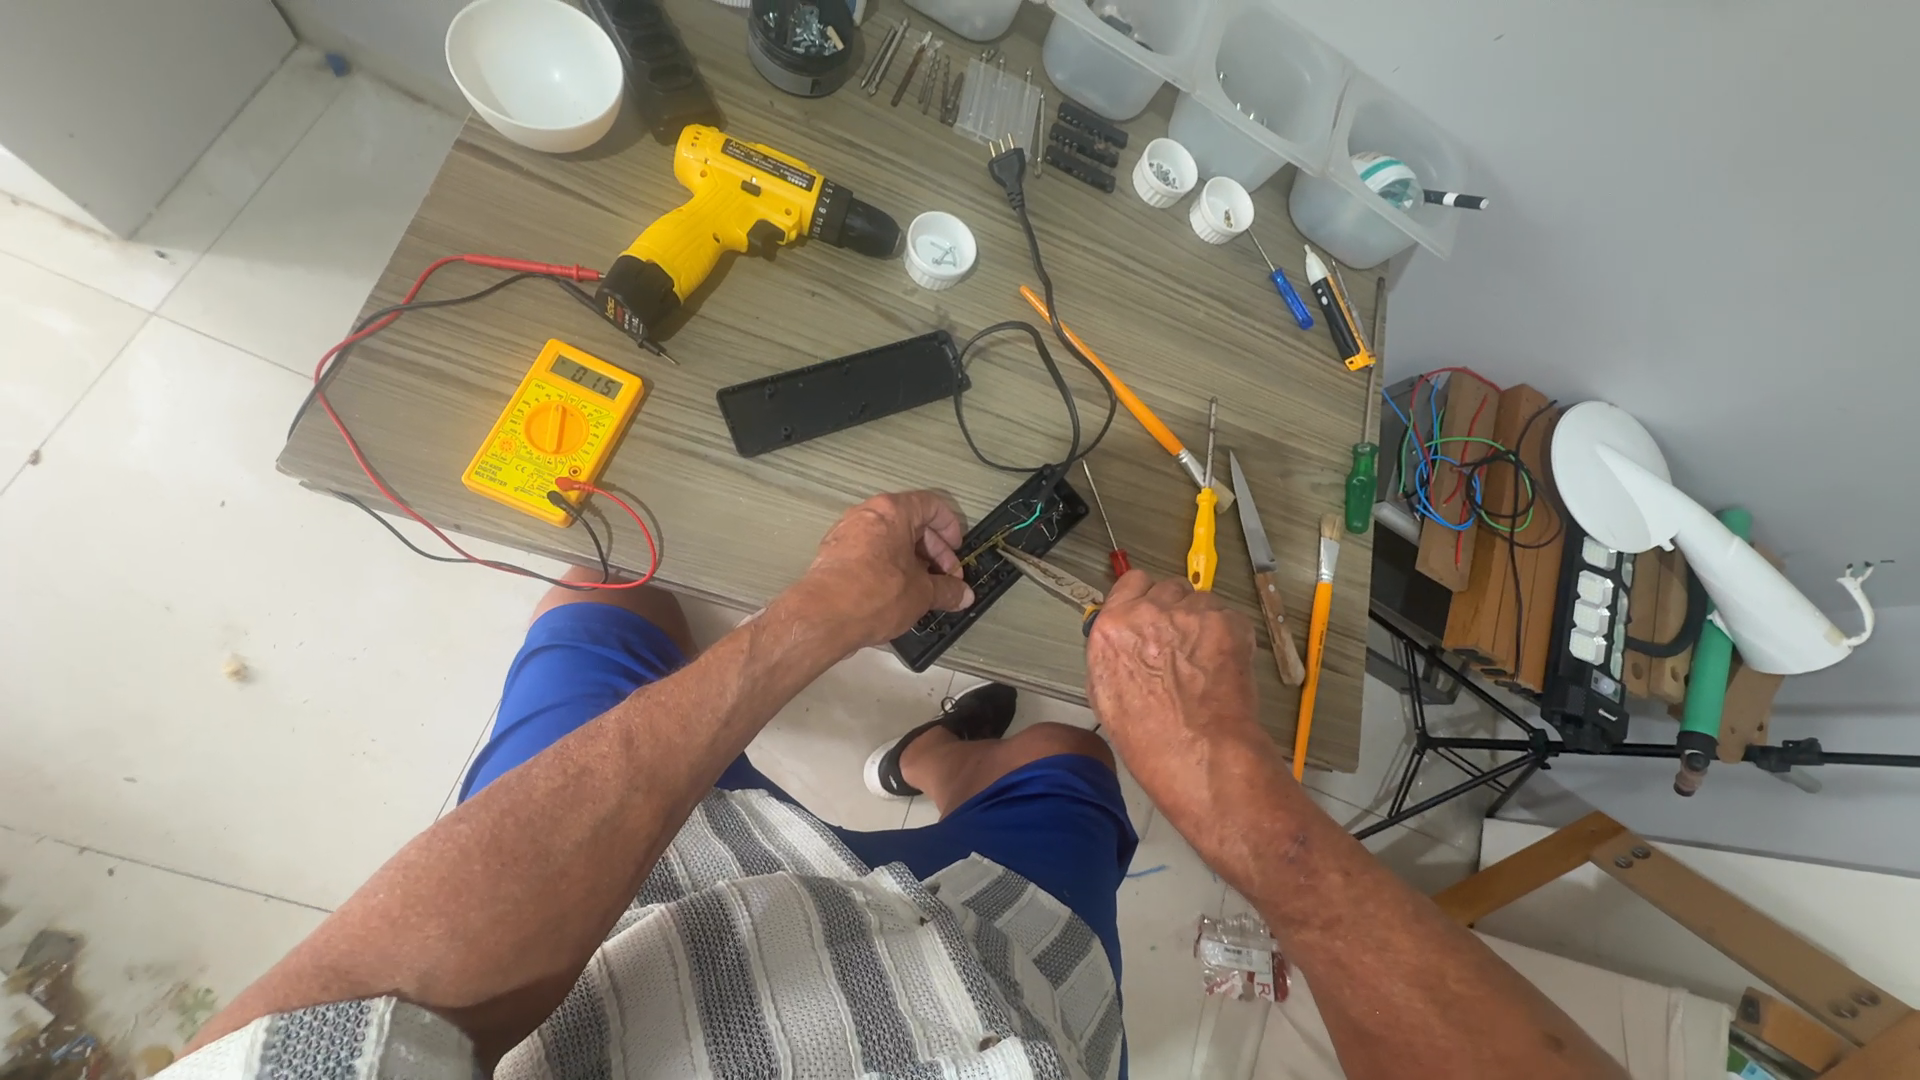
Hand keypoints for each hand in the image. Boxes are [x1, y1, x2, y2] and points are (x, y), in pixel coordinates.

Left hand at [789, 491, 974, 647]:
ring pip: (889, 540)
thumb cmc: (871, 594)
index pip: (931, 505)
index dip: (950, 527)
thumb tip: (961, 594)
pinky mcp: (834, 555)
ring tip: (923, 589)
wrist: (824, 617)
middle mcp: (867, 515)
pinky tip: (897, 594)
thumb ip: (947, 590)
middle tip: (945, 577)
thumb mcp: (922, 593)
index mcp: (892, 511)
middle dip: (933, 551)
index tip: (957, 548)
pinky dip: (888, 568)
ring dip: (911, 562)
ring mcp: (847, 534)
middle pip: (910, 523)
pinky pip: (870, 554)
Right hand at [1085, 570, 1267, 804]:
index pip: (1131, 582)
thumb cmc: (1149, 737)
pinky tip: (1224, 665)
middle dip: (1176, 609)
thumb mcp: (1103, 693)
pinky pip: (1229, 615)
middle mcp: (1148, 611)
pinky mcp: (1227, 622)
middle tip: (1182, 641)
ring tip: (1206, 658)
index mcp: (1112, 626)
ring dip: (1203, 621)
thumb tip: (1123, 638)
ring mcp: (1190, 614)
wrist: (1199, 754)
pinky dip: (1230, 634)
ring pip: (1201, 600)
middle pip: (1168, 588)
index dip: (1145, 597)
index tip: (1153, 611)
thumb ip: (1111, 651)